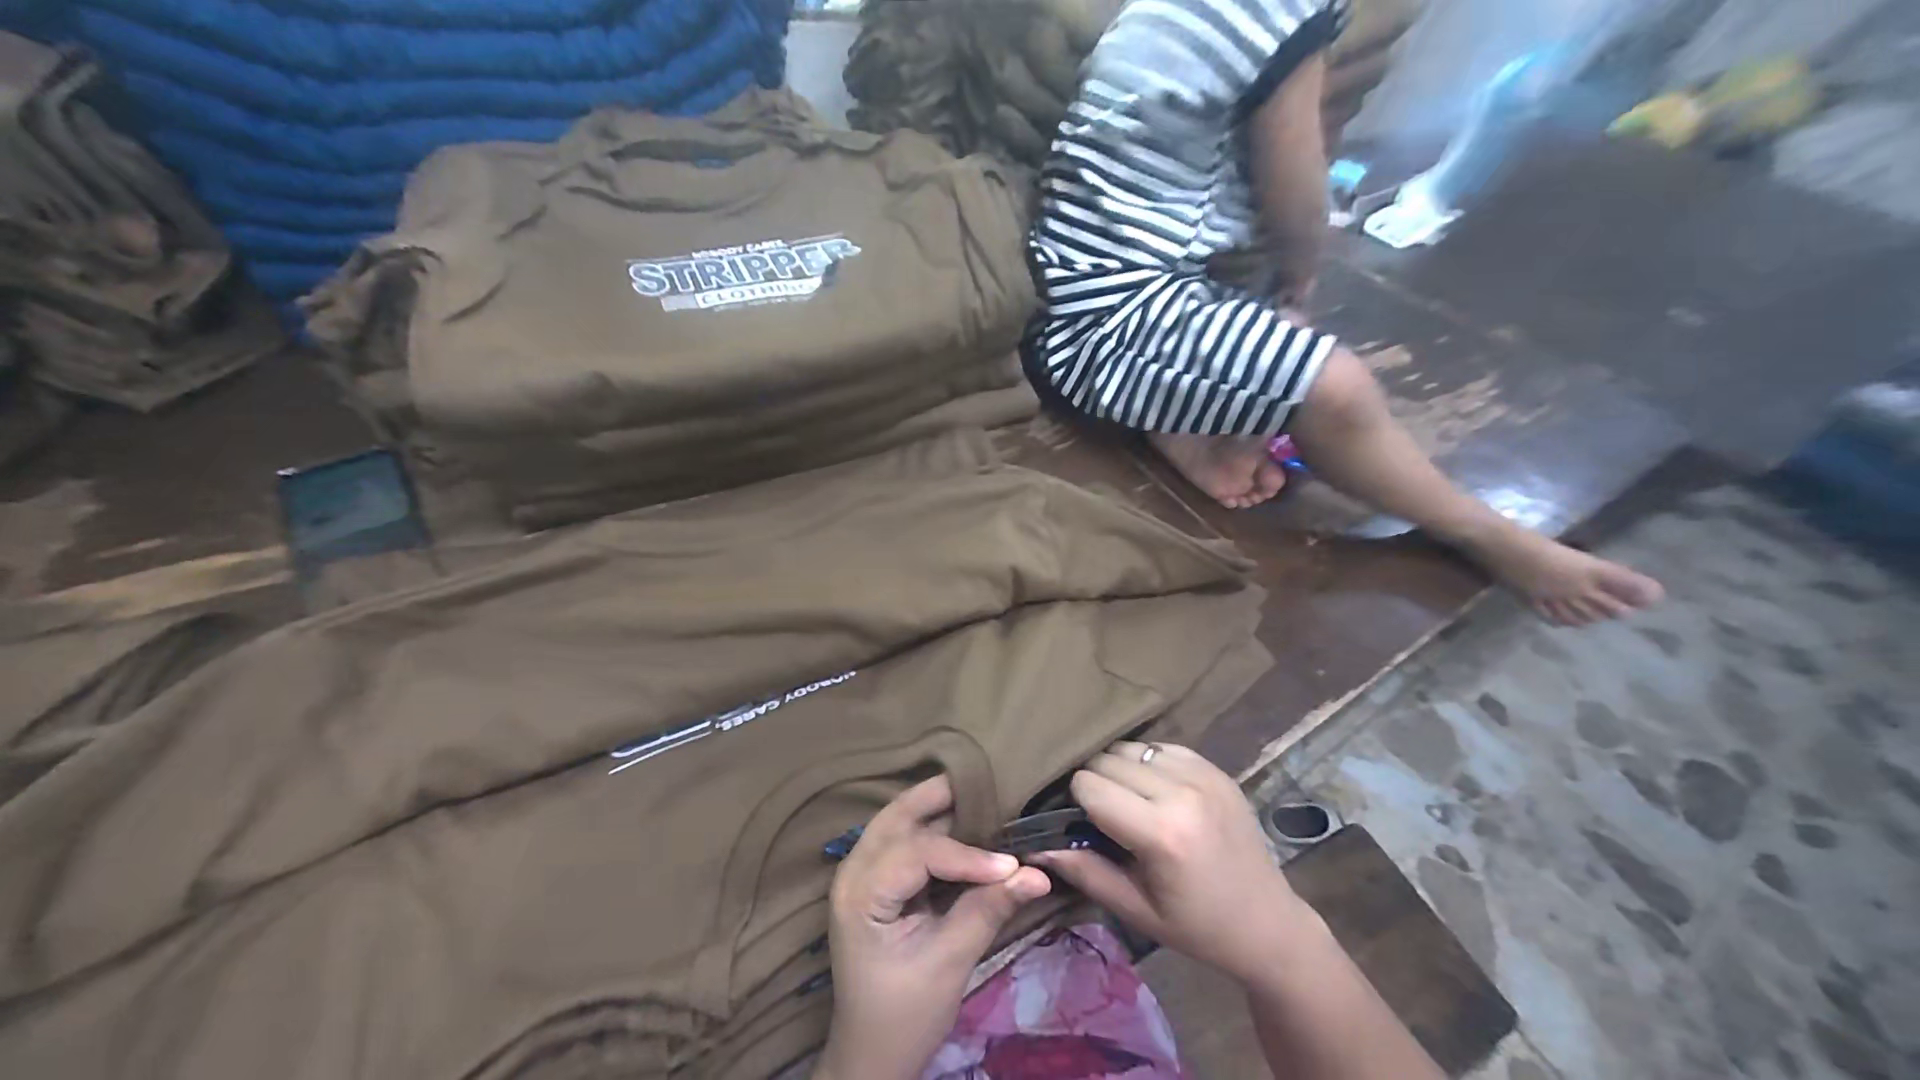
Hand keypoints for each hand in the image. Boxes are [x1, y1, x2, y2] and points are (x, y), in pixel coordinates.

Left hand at [816, 776, 1051, 1079]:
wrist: (871, 1056)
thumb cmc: (903, 1015)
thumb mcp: (947, 965)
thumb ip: (987, 911)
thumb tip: (1038, 874)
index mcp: (861, 894)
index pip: (918, 852)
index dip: (968, 855)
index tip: (1013, 864)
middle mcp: (854, 871)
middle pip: (898, 815)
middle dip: (942, 796)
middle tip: (989, 782)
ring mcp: (862, 874)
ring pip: (900, 821)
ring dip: (939, 807)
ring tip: (983, 796)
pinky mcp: (877, 882)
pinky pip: (906, 840)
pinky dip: (936, 829)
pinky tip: (968, 825)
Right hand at [1034, 742, 1313, 985]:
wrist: (1268, 923)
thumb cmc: (1196, 926)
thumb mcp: (1135, 910)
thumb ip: (1085, 871)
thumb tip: (1036, 846)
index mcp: (1162, 834)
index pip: (1090, 786)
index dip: (1077, 802)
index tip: (1083, 823)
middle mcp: (1183, 794)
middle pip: (1107, 760)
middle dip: (1095, 783)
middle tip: (1104, 814)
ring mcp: (1203, 776)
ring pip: (1131, 747)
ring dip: (1119, 769)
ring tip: (1129, 800)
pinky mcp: (1216, 769)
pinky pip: (1160, 747)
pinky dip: (1147, 763)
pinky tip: (1155, 790)